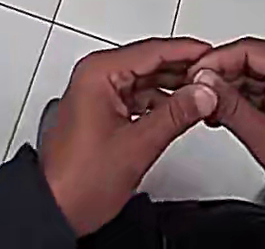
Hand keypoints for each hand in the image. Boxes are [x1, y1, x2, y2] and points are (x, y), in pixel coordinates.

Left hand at [39, 37, 218, 234]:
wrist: (52, 213)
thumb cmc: (77, 181)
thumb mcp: (136, 145)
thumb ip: (175, 115)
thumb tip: (202, 93)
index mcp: (99, 72)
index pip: (152, 51)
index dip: (185, 51)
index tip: (210, 53)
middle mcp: (97, 75)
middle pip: (149, 62)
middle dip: (182, 69)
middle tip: (212, 74)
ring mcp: (99, 91)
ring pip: (146, 79)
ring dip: (172, 86)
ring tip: (201, 92)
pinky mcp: (103, 108)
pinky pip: (138, 95)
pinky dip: (159, 101)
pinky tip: (179, 109)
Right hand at [190, 38, 264, 248]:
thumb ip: (234, 108)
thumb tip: (206, 83)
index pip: (250, 50)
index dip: (217, 61)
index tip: (193, 74)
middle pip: (249, 62)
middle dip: (220, 77)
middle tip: (193, 90)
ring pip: (251, 80)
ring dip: (227, 93)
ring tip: (204, 106)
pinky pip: (259, 97)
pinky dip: (239, 106)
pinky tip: (221, 115)